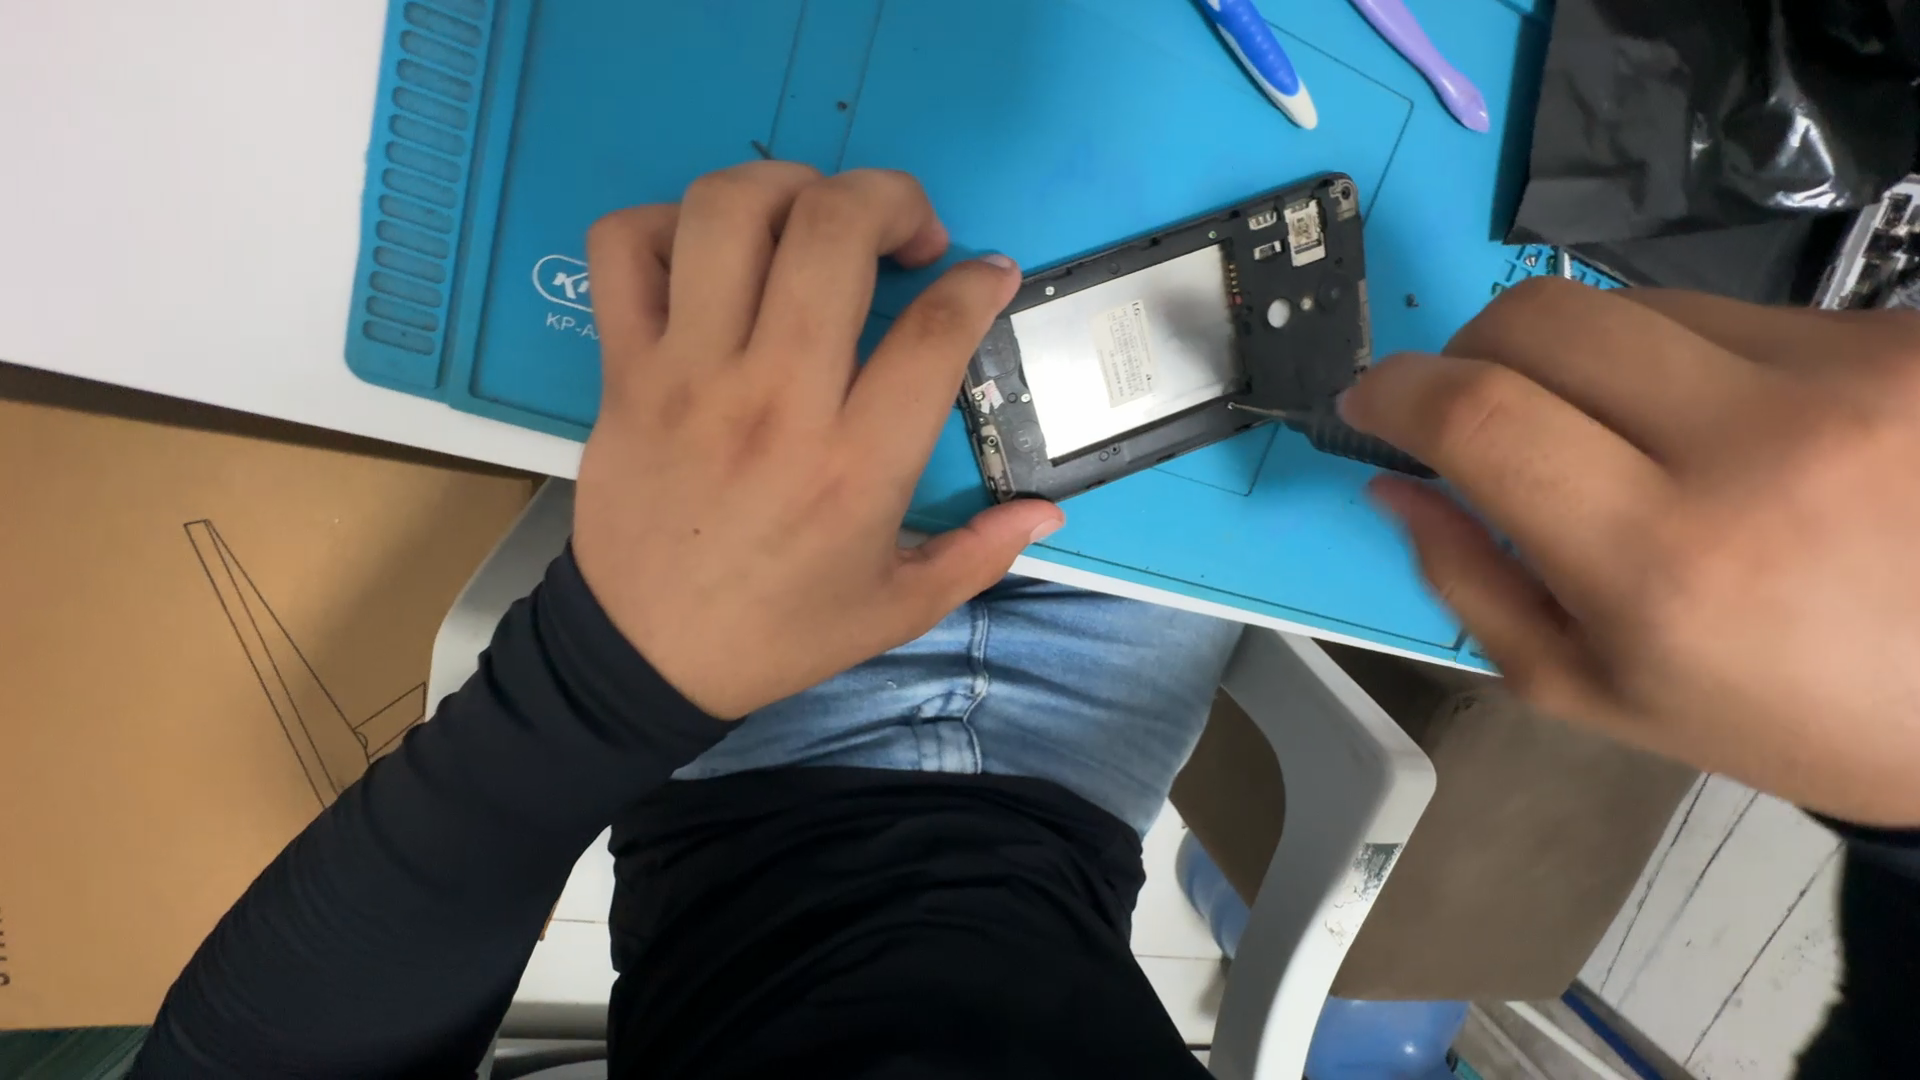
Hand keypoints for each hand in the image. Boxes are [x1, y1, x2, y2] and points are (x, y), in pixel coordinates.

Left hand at [572, 164, 1062, 718]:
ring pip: (728, 214)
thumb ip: (981, 555)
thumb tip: (1048, 513)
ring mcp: (689, 376)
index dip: (978, 283)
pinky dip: (665, 222)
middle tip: (909, 233)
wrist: (647, 658)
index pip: (933, 332)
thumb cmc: (781, 633)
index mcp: (857, 465)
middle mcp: (775, 400)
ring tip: (816, 219)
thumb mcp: (899, 611)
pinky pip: (624, 249)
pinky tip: (710, 255)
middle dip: (891, 199)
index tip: (989, 275)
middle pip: (832, 232)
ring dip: (788, 186)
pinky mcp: (623, 371)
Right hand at [1343, 278, 1919, 825]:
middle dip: (1465, 351)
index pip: (1481, 416)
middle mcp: (1763, 444)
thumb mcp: (1576, 681)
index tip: (1369, 400)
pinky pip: (1724, 313)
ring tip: (1610, 431)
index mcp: (1659, 558)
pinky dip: (1670, 361)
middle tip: (1467, 404)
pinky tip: (1714, 426)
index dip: (1396, 391)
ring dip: (1572, 359)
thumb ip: (1462, 578)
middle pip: (1540, 320)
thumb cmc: (1770, 710)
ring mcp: (1861, 373)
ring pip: (1625, 304)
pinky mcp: (1918, 337)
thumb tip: (1392, 484)